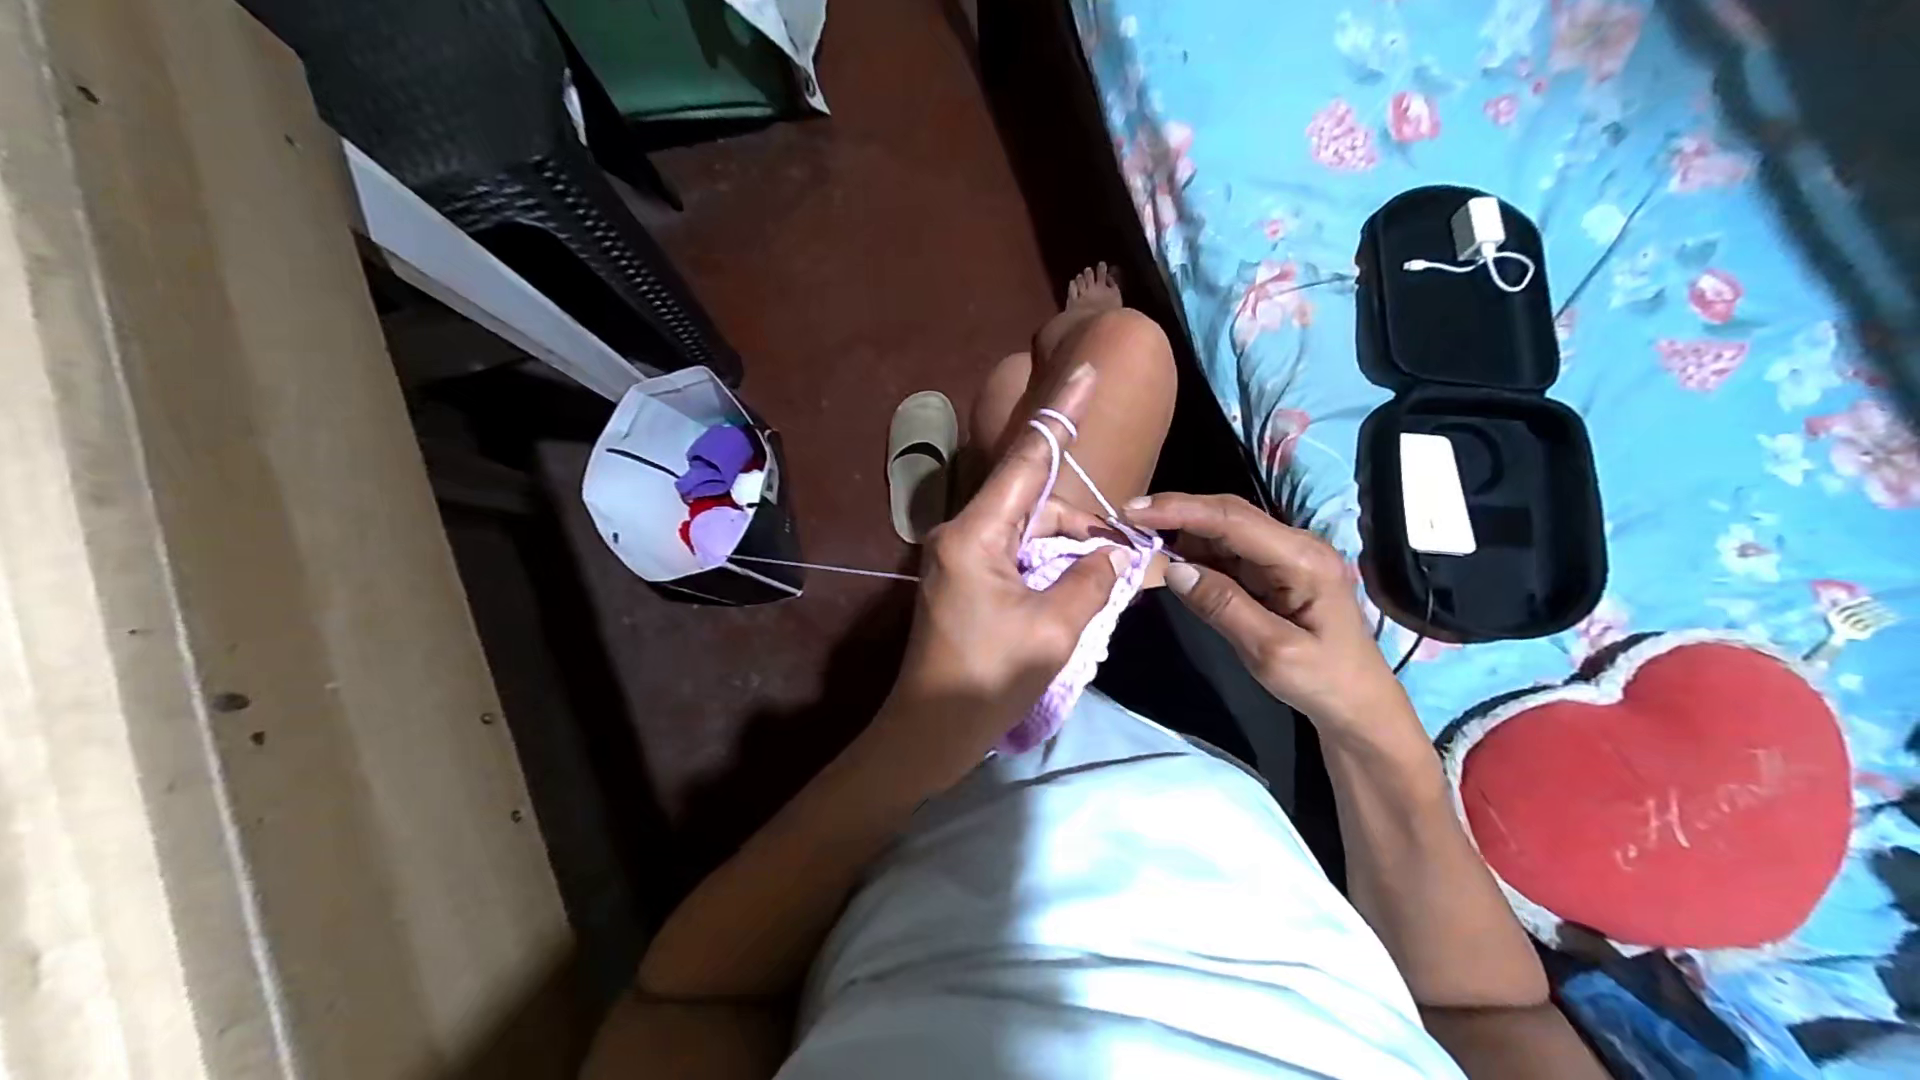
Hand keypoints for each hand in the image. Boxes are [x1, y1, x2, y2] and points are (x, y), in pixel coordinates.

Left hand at [882, 365, 1125, 765]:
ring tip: (1103, 580)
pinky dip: (1048, 563)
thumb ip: (1091, 581)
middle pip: (1033, 500)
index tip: (1086, 370)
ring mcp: (960, 555)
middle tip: (1122, 551)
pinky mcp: (964, 577)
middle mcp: (963, 533)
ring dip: (1067, 547)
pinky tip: (1074, 587)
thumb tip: (1113, 553)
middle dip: (1080, 520)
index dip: (1061, 414)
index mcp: (978, 534)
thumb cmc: (988, 678)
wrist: (930, 729)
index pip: (1027, 459)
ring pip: (1026, 529)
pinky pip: (1014, 552)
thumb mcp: (1054, 630)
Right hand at [1123, 493, 1419, 746]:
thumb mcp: (1271, 652)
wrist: (1356, 705)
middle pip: (1226, 515)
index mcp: (1303, 559)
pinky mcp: (1269, 572)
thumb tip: (1175, 569)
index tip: (1134, 511)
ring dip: (1179, 531)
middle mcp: (1294, 546)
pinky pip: (1224, 552)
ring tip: (1137, 537)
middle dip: (1175, 512)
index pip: (1233, 521)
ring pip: (1221, 530)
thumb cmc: (1322, 681)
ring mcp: (1281, 557)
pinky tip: (1166, 556)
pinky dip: (1191, 551)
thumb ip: (1223, 606)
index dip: (1181, 510)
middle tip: (1126, 519)